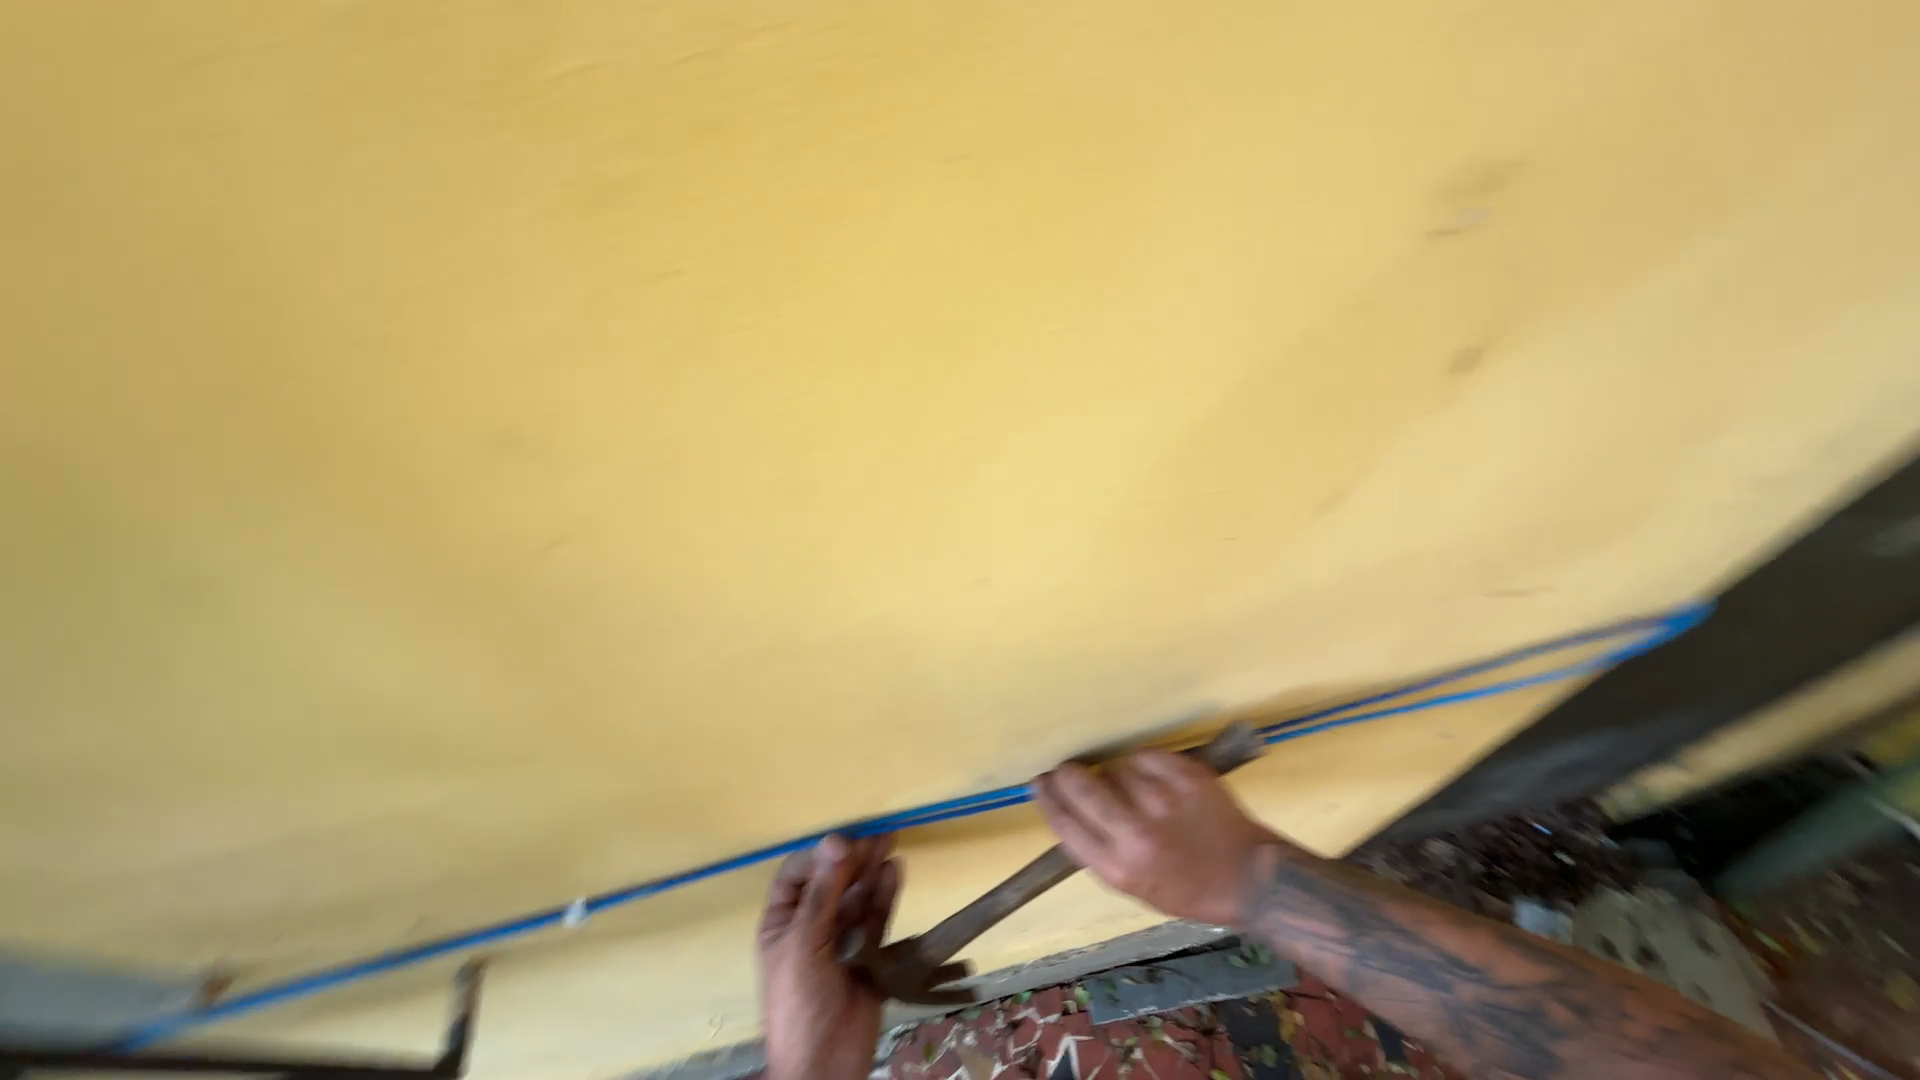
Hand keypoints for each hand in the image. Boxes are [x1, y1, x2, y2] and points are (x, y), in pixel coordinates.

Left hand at [757, 833, 897, 1079]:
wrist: (824, 1064)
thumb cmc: (799, 1003)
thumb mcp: (803, 943)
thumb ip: (823, 893)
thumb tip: (836, 841)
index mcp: (782, 923)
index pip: (797, 876)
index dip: (819, 857)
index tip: (843, 846)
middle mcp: (810, 926)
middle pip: (832, 882)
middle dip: (852, 859)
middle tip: (878, 837)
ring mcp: (840, 940)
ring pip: (857, 896)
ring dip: (871, 872)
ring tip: (890, 844)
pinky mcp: (868, 954)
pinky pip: (876, 918)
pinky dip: (885, 896)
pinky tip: (894, 873)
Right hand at [1033, 750, 1282, 926]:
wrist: (1249, 877)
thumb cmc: (1185, 887)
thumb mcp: (1132, 885)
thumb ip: (1095, 848)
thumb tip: (1061, 805)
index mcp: (1118, 867)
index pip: (1064, 821)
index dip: (1047, 797)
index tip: (1039, 782)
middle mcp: (1137, 834)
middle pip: (1080, 785)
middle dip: (1068, 774)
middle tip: (1069, 771)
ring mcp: (1163, 801)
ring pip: (1114, 768)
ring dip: (1114, 774)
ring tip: (1131, 789)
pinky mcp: (1186, 776)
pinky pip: (1144, 756)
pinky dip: (1143, 764)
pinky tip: (1153, 779)